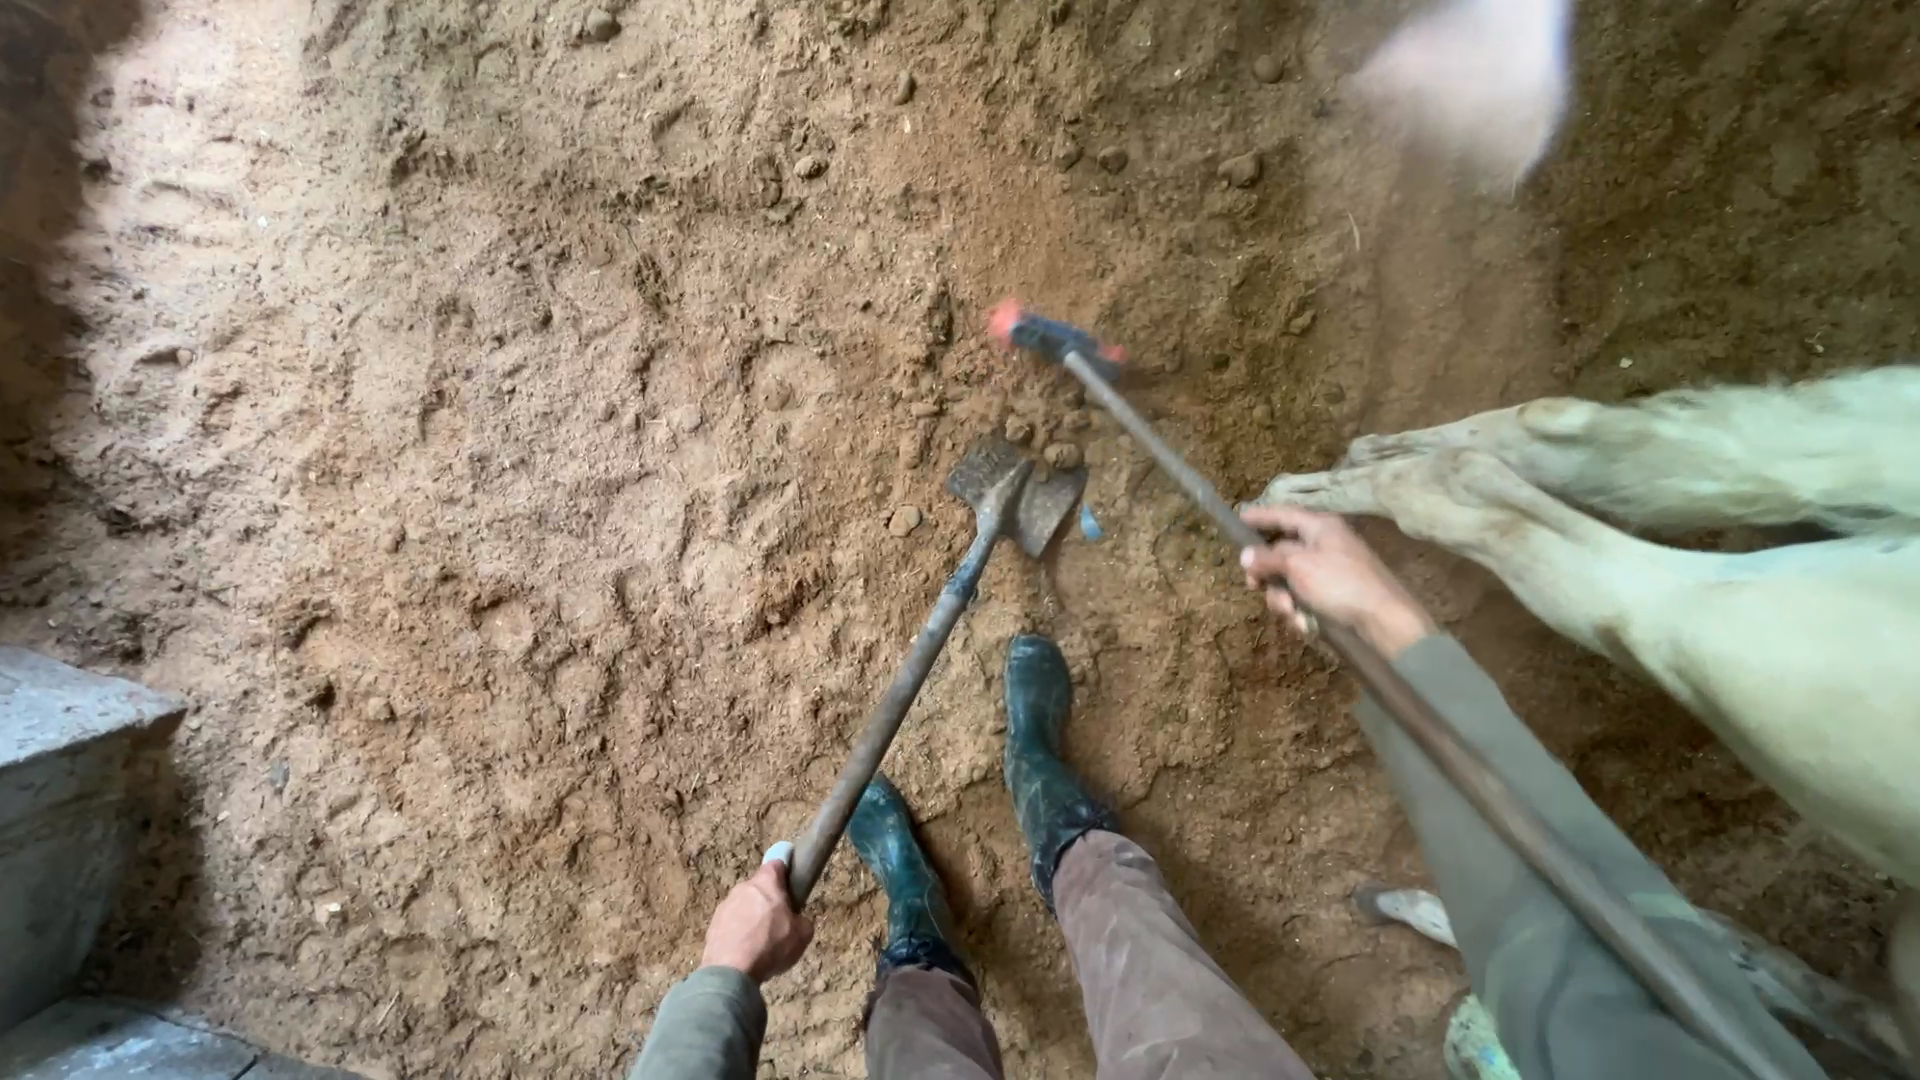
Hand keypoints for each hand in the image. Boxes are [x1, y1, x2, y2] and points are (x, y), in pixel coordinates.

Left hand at [699, 858, 813, 982]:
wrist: (731, 972)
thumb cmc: (771, 945)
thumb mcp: (802, 935)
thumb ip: (802, 921)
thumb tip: (797, 922)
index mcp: (766, 882)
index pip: (777, 864)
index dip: (785, 874)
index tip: (790, 889)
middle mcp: (743, 887)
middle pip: (758, 887)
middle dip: (767, 901)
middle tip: (777, 922)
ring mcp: (725, 906)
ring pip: (742, 906)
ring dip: (750, 918)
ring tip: (758, 944)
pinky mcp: (712, 926)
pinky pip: (729, 924)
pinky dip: (736, 934)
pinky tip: (743, 953)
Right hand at [1239, 505, 1437, 657]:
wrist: (1384, 621)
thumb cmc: (1340, 584)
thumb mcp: (1298, 567)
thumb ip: (1268, 558)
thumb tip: (1245, 555)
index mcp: (1319, 527)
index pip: (1283, 514)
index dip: (1260, 516)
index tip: (1238, 519)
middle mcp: (1324, 544)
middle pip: (1280, 552)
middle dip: (1267, 574)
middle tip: (1254, 586)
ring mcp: (1328, 570)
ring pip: (1288, 580)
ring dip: (1282, 599)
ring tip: (1291, 613)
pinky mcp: (1333, 594)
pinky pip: (1303, 597)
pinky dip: (1298, 610)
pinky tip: (1305, 624)